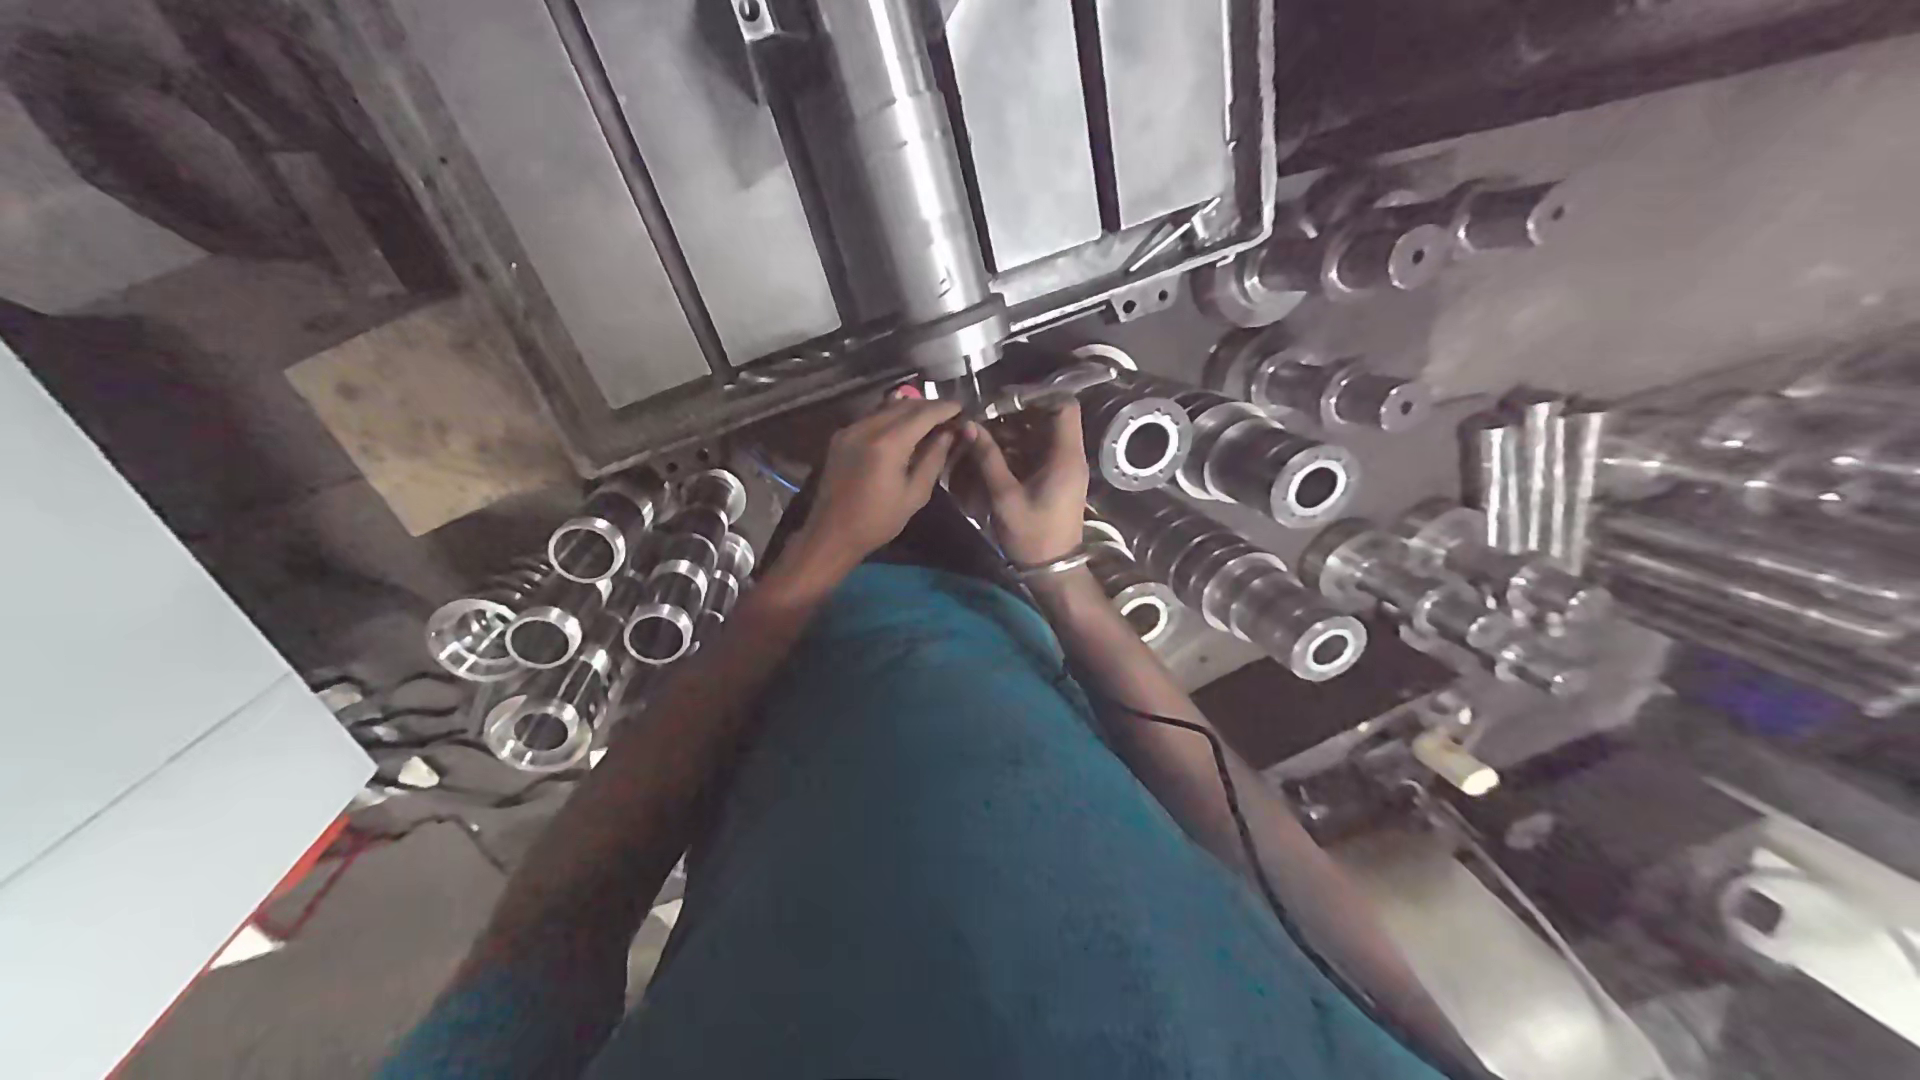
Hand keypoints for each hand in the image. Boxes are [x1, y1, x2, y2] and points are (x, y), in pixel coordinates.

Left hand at [788, 399, 961, 573]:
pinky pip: (872, 417)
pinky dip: (891, 417)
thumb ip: (933, 459)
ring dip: (910, 409)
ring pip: (886, 407)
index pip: (922, 414)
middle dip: (928, 406)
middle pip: (904, 405)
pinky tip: (903, 428)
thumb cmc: (878, 521)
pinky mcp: (841, 436)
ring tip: (929, 420)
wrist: (832, 533)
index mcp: (888, 444)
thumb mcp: (915, 494)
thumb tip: (949, 434)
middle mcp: (867, 428)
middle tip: (948, 415)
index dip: (944, 408)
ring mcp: (851, 429)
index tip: (961, 408)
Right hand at [958, 401, 1089, 564]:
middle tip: (987, 414)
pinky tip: (993, 450)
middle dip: (1018, 412)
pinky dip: (1018, 445)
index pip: (1064, 406)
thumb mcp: (1004, 496)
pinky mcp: (1056, 478)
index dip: (1038, 396)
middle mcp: (1070, 456)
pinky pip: (1039, 450)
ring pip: (1043, 433)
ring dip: (1015, 429)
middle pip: (1051, 417)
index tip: (1005, 399)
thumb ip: (988, 458)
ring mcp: (1065, 467)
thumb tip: (969, 425)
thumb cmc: (1032, 535)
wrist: (1052, 570)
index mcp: (1066, 456)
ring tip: (985, 430)